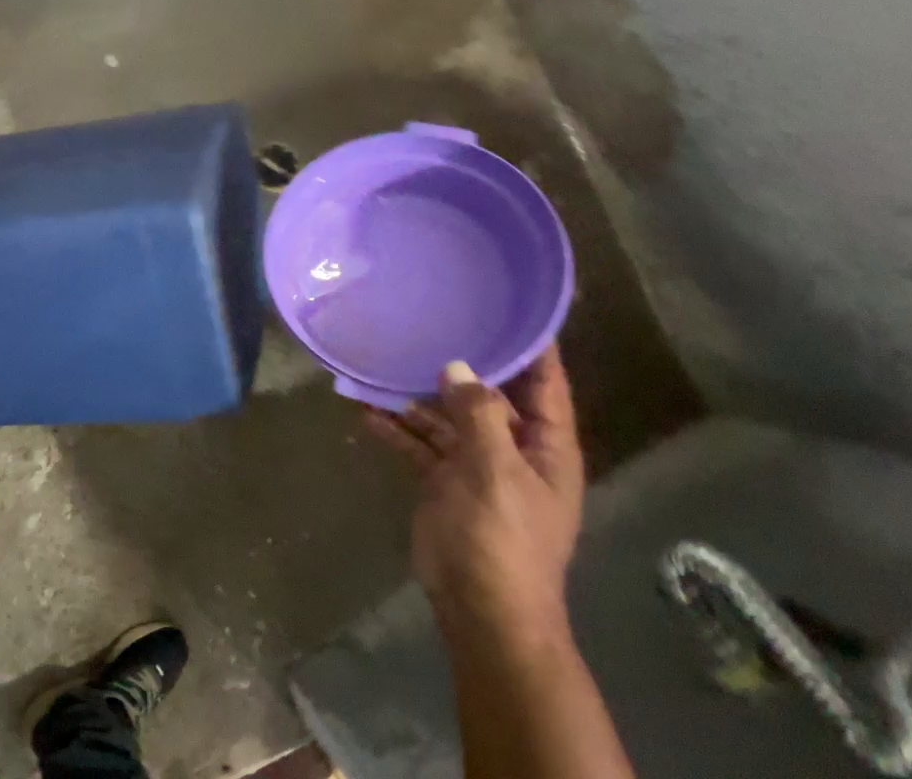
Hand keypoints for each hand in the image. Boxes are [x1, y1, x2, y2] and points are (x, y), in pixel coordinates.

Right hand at [366, 349, 583, 641]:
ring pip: (445, 420)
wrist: (482, 607)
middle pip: (487, 397)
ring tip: (380, 364)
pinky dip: (396, 430)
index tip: (511, 305)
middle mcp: (513, 449)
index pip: (545, 384)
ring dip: (416, 398)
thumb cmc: (502, 538)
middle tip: (425, 324)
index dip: (533, 347)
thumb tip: (457, 366)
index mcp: (545, 446)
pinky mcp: (444, 484)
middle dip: (458, 367)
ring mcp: (477, 467)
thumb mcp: (495, 472)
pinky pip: (419, 446)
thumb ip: (477, 416)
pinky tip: (366, 410)